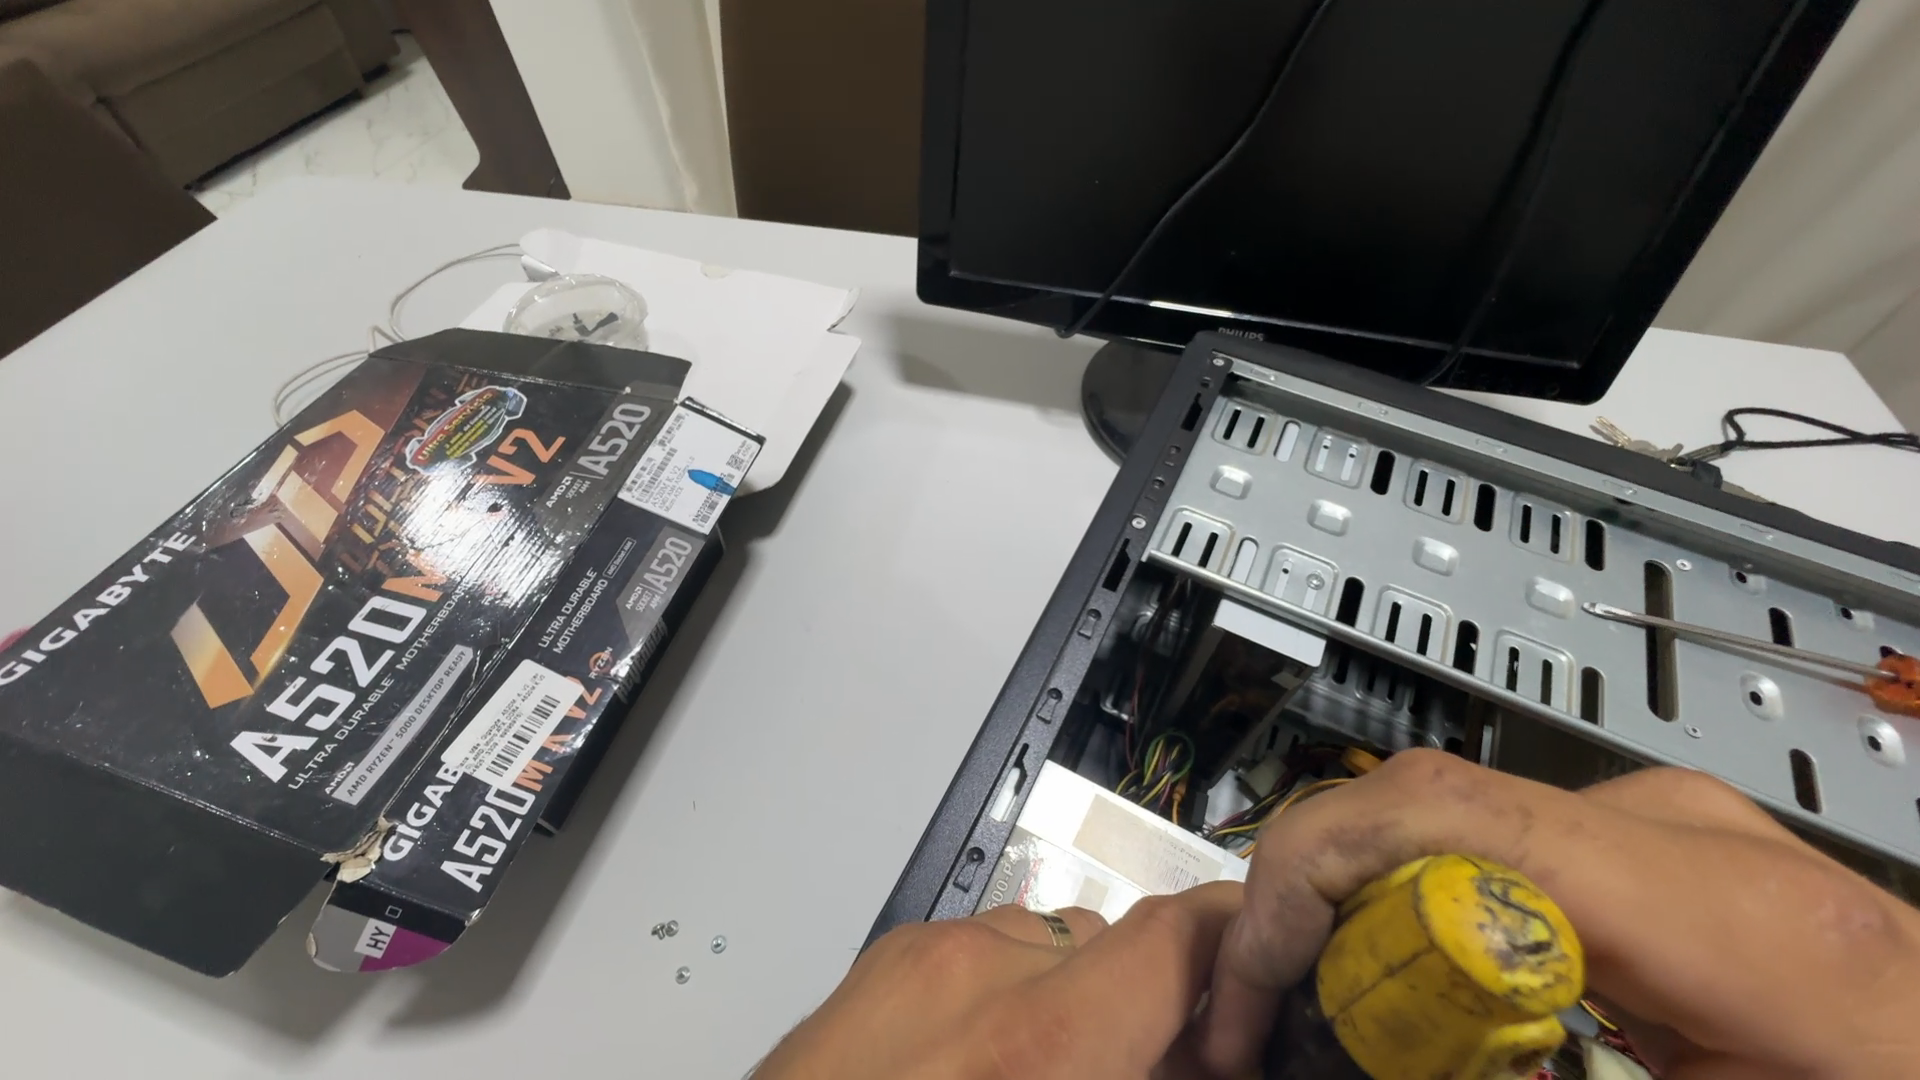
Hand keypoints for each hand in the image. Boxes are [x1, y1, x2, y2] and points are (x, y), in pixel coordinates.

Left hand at [758, 882, 1240, 1078]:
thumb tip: (1192, 1055)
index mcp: (1038, 1045)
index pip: (1169, 936)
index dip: (1226, 939)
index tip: (1247, 984)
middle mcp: (978, 969)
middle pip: (1107, 938)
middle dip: (1139, 996)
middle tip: (1132, 1062)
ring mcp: (921, 950)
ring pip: (1041, 937)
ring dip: (1066, 992)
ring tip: (1041, 1063)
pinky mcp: (883, 953)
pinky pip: (979, 944)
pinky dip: (1004, 987)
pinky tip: (973, 1055)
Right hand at [1197, 748, 1919, 1077]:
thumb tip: (1367, 1060)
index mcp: (1736, 919)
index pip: (1444, 815)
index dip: (1313, 871)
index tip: (1261, 980)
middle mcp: (1672, 828)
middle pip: (1411, 804)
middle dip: (1302, 893)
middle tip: (1261, 1008)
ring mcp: (1648, 819)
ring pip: (1424, 812)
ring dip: (1338, 894)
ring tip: (1311, 991)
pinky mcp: (1628, 835)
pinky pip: (1466, 836)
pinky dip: (1396, 893)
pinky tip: (1395, 964)